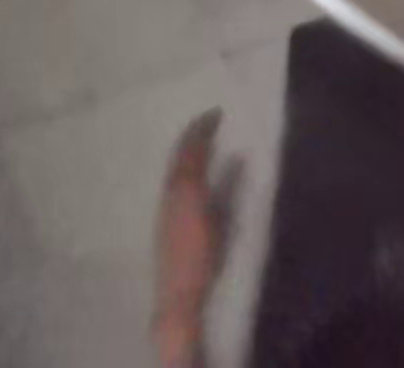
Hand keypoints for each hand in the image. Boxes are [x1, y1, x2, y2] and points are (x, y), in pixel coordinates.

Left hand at [153, 110, 236, 363]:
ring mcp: (164, 201)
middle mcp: (171, 188)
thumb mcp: (223, 219)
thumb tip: (239, 157)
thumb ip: (230, 185)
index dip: (204, 126)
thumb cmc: (205, 255)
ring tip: (201, 138)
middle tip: (208, 119)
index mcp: (186, 185)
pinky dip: (182, 163)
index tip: (217, 111)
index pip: (193, 146)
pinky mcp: (164, 214)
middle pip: (179, 152)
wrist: (178, 292)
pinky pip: (172, 176)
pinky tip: (191, 167)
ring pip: (174, 164)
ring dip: (186, 147)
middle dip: (193, 132)